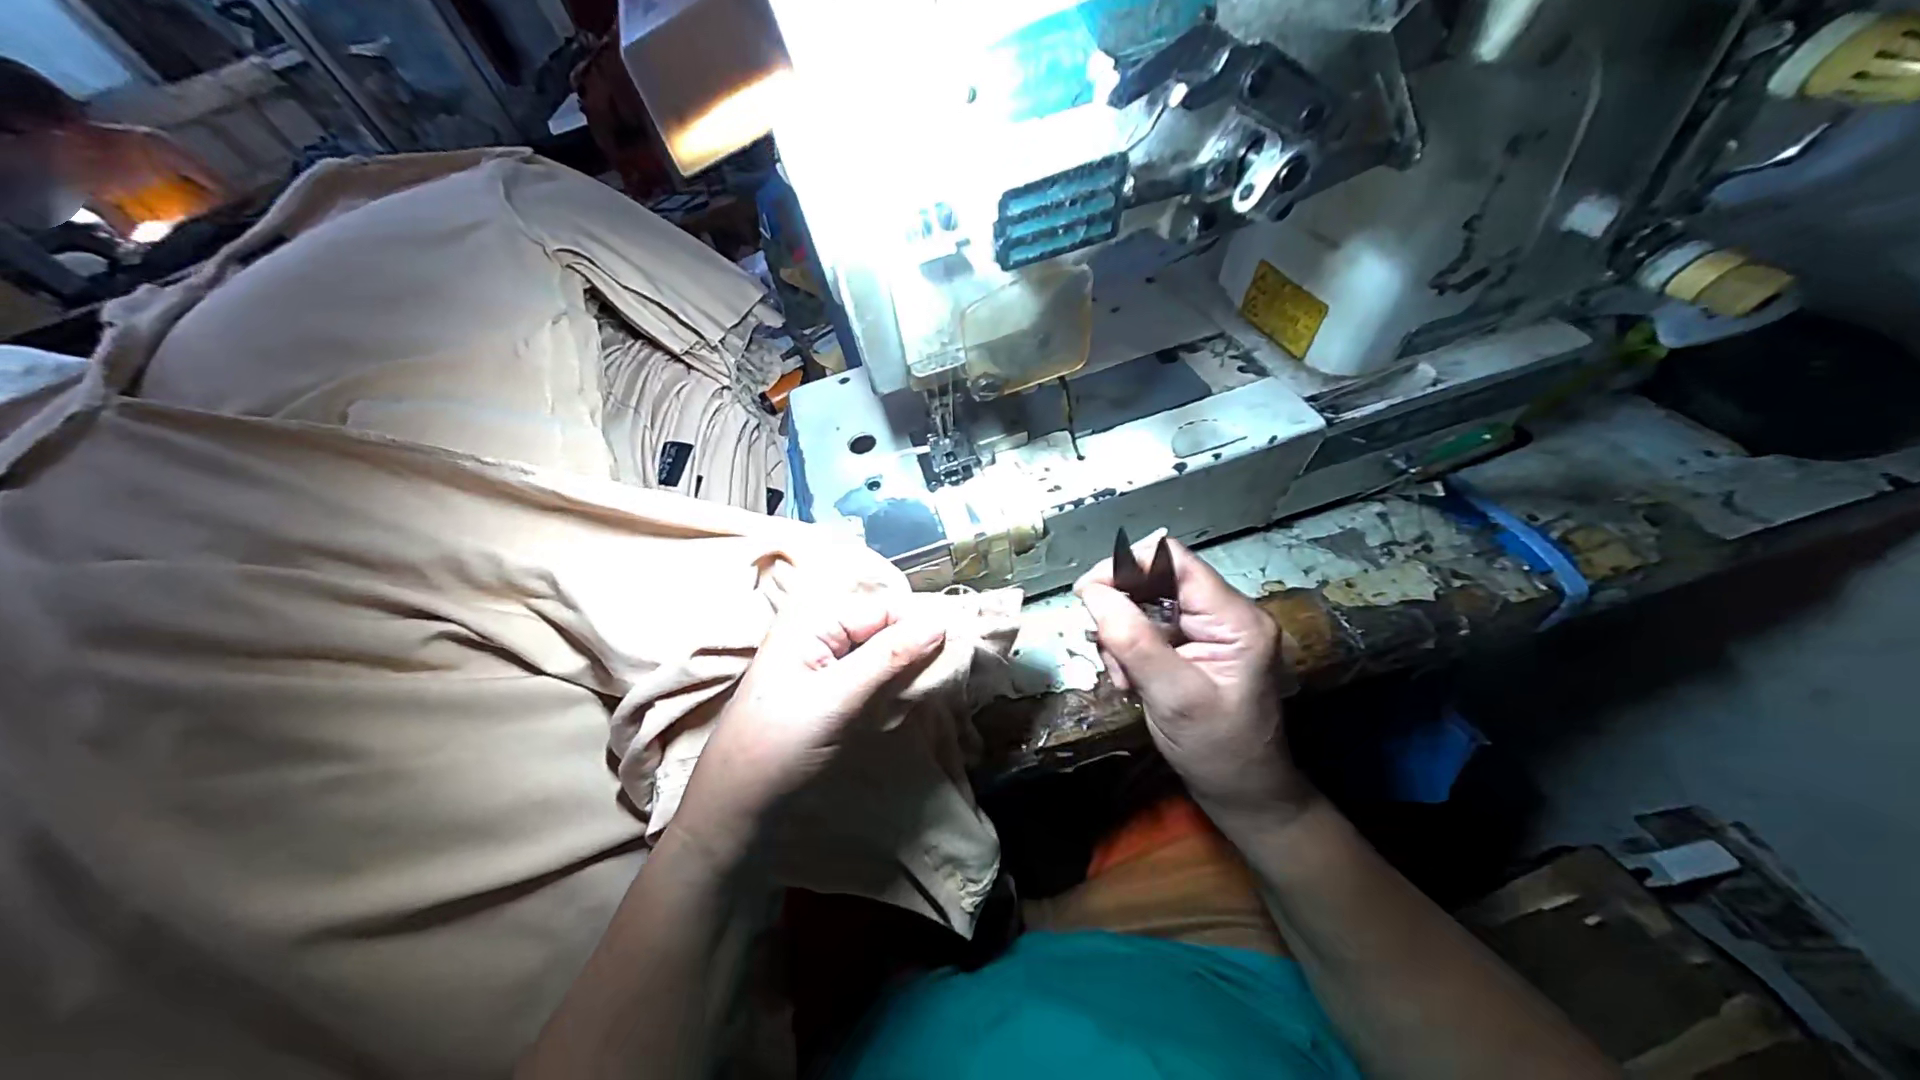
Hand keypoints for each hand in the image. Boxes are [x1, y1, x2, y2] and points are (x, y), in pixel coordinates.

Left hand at [673, 594, 946, 865]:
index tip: (956, 661)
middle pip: (890, 627)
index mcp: (815, 619)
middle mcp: (823, 631)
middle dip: (920, 650)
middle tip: (950, 683)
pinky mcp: (835, 689)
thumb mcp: (834, 700)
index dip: (923, 630)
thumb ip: (887, 658)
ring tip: (934, 698)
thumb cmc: (775, 749)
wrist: (736, 807)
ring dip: (913, 672)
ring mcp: (829, 661)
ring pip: (888, 652)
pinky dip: (899, 687)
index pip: (888, 608)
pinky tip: (910, 706)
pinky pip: (879, 675)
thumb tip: (941, 621)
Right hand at [1076, 535, 1311, 817]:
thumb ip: (1134, 640)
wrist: (1244, 793)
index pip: (1173, 559)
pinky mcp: (1192, 646)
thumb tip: (1091, 591)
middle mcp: (1223, 613)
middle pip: (1154, 578)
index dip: (1126, 566)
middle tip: (1103, 646)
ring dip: (1120, 634)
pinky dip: (1127, 648)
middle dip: (1119, 609)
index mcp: (1234, 617)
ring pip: (1144, 603)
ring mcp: (1207, 630)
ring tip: (1122, 675)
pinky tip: (1129, 679)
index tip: (1087, 594)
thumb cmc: (1218, 751)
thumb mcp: (1174, 697)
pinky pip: (1147, 628)